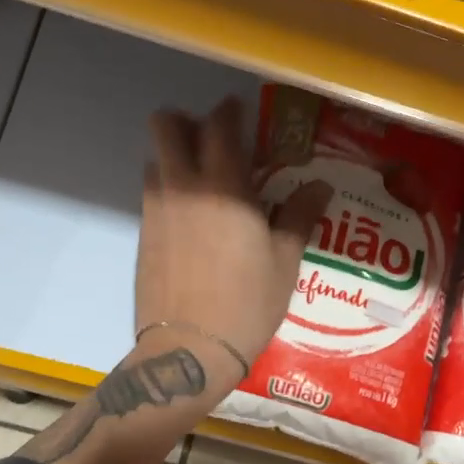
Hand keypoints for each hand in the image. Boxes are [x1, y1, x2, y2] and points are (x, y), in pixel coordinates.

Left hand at [136, 98, 332, 378]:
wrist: (189, 351)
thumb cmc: (247, 305)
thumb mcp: (284, 263)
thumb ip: (298, 216)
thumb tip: (320, 185)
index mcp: (224, 186)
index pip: (220, 124)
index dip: (230, 112)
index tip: (241, 115)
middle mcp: (182, 187)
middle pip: (165, 126)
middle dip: (186, 122)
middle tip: (213, 141)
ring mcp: (156, 211)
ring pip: (155, 160)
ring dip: (174, 157)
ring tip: (202, 182)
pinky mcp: (143, 237)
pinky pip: (151, 195)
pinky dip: (168, 192)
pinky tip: (190, 221)